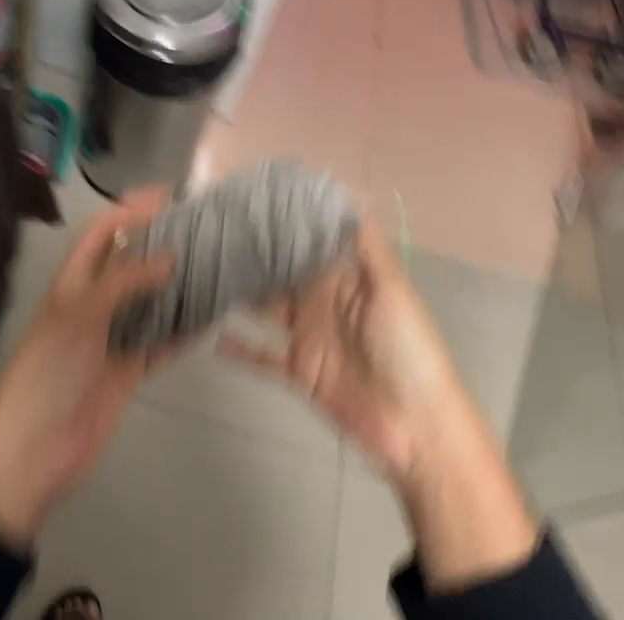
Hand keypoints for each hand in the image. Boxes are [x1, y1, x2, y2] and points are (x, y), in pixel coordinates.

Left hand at [0, 190, 175, 550]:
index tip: (168, 197)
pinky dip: (183, 331)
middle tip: (204, 229)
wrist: (34, 450)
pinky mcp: (128, 371)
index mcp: (73, 285)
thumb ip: (123, 282)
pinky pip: (160, 343)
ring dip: (177, 285)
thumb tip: (169, 255)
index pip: (102, 234)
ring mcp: (113, 339)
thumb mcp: (80, 316)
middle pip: (130, 264)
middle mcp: (94, 305)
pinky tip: (211, 316)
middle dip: (160, 245)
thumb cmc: (49, 373)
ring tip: (216, 265)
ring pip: (150, 302)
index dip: (130, 211)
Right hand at [220, 222, 537, 585]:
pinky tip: (215, 337)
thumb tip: (349, 198)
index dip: (287, 226)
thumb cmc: (408, 349)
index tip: (254, 201)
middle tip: (216, 233)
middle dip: (256, 256)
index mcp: (347, 280)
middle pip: (284, 274)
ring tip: (207, 273)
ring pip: (268, 309)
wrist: (416, 423)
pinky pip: (263, 358)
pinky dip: (241, 350)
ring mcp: (310, 338)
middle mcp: (324, 303)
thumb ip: (367, 249)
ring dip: (243, 295)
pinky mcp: (300, 371)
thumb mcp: (393, 292)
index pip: (311, 245)